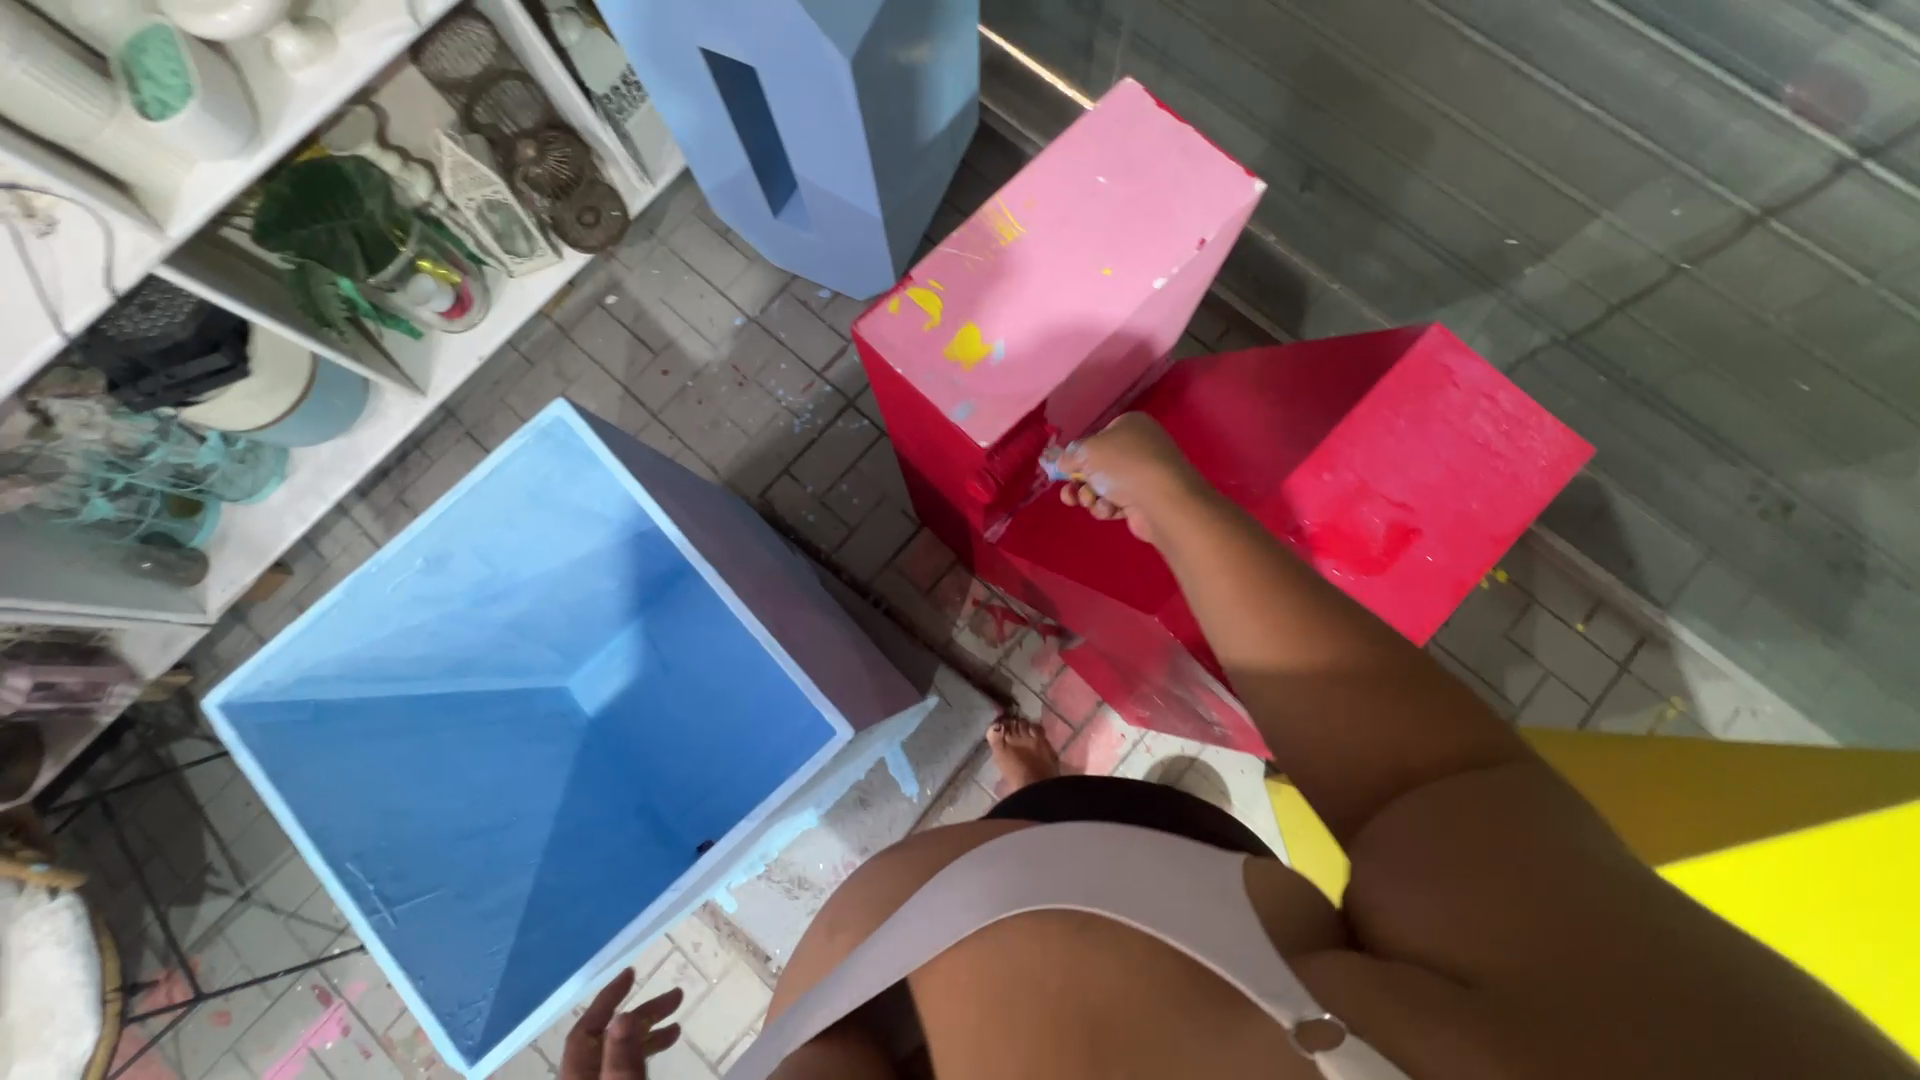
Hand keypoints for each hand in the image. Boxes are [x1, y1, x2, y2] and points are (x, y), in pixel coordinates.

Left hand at [561, 969, 683, 1079]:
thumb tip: (623, 1015)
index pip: (588, 1025)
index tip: (632, 971)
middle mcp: (581, 1074)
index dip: (610, 996)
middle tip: (677, 996)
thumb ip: (621, 1055)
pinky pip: (622, 1067)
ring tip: (677, 1027)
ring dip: (648, 1034)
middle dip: (644, 1013)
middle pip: (610, 1035)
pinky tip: (659, 1050)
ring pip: (620, 1052)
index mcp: (577, 1069)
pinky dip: (642, 1054)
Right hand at [1058, 413, 1204, 545]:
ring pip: (1102, 487)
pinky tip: (1110, 510)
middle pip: (1097, 466)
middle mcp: (1138, 447)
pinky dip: (1107, 508)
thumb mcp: (1086, 451)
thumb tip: (1062, 462)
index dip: (1079, 455)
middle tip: (1070, 493)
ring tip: (1091, 500)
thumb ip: (1069, 455)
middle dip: (1080, 482)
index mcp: (1129, 426)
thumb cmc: (1122, 465)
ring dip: (1090, 497)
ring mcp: (1143, 475)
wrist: (1162, 499)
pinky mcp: (1144, 501)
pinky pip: (1116, 503)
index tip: (1064, 469)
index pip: (1097, 438)